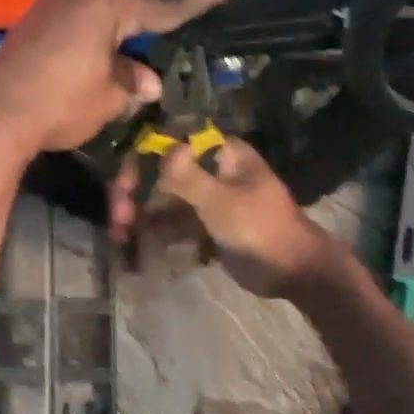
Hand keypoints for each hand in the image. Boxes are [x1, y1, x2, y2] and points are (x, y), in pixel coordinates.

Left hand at [0, 0, 243, 153]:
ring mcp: (54, 1)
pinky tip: (100, 50)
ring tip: (136, 47)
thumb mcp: (108, 98)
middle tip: (171, 33)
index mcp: (108, 5)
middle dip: (151, 13)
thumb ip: (133, 82)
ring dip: (120, 21)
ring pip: (100, 3)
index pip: (167, 6)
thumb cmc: (61, 103)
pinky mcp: (35, 17)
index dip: (203, 1)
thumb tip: (149, 80)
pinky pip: (78, 13)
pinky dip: (95, 27)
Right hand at [109, 137, 349, 299]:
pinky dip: (155, 231)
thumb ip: (187, 176)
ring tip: (122, 237)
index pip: (170, 141)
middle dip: (135, 193)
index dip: (141, 158)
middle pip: (160, 170)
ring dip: (140, 214)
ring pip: (163, 198)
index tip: (123, 185)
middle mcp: (209, 167)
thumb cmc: (261, 228)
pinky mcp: (204, 223)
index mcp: (219, 152)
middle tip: (118, 219)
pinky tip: (136, 246)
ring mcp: (206, 195)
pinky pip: (173, 221)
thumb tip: (165, 145)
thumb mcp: (221, 201)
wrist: (295, 272)